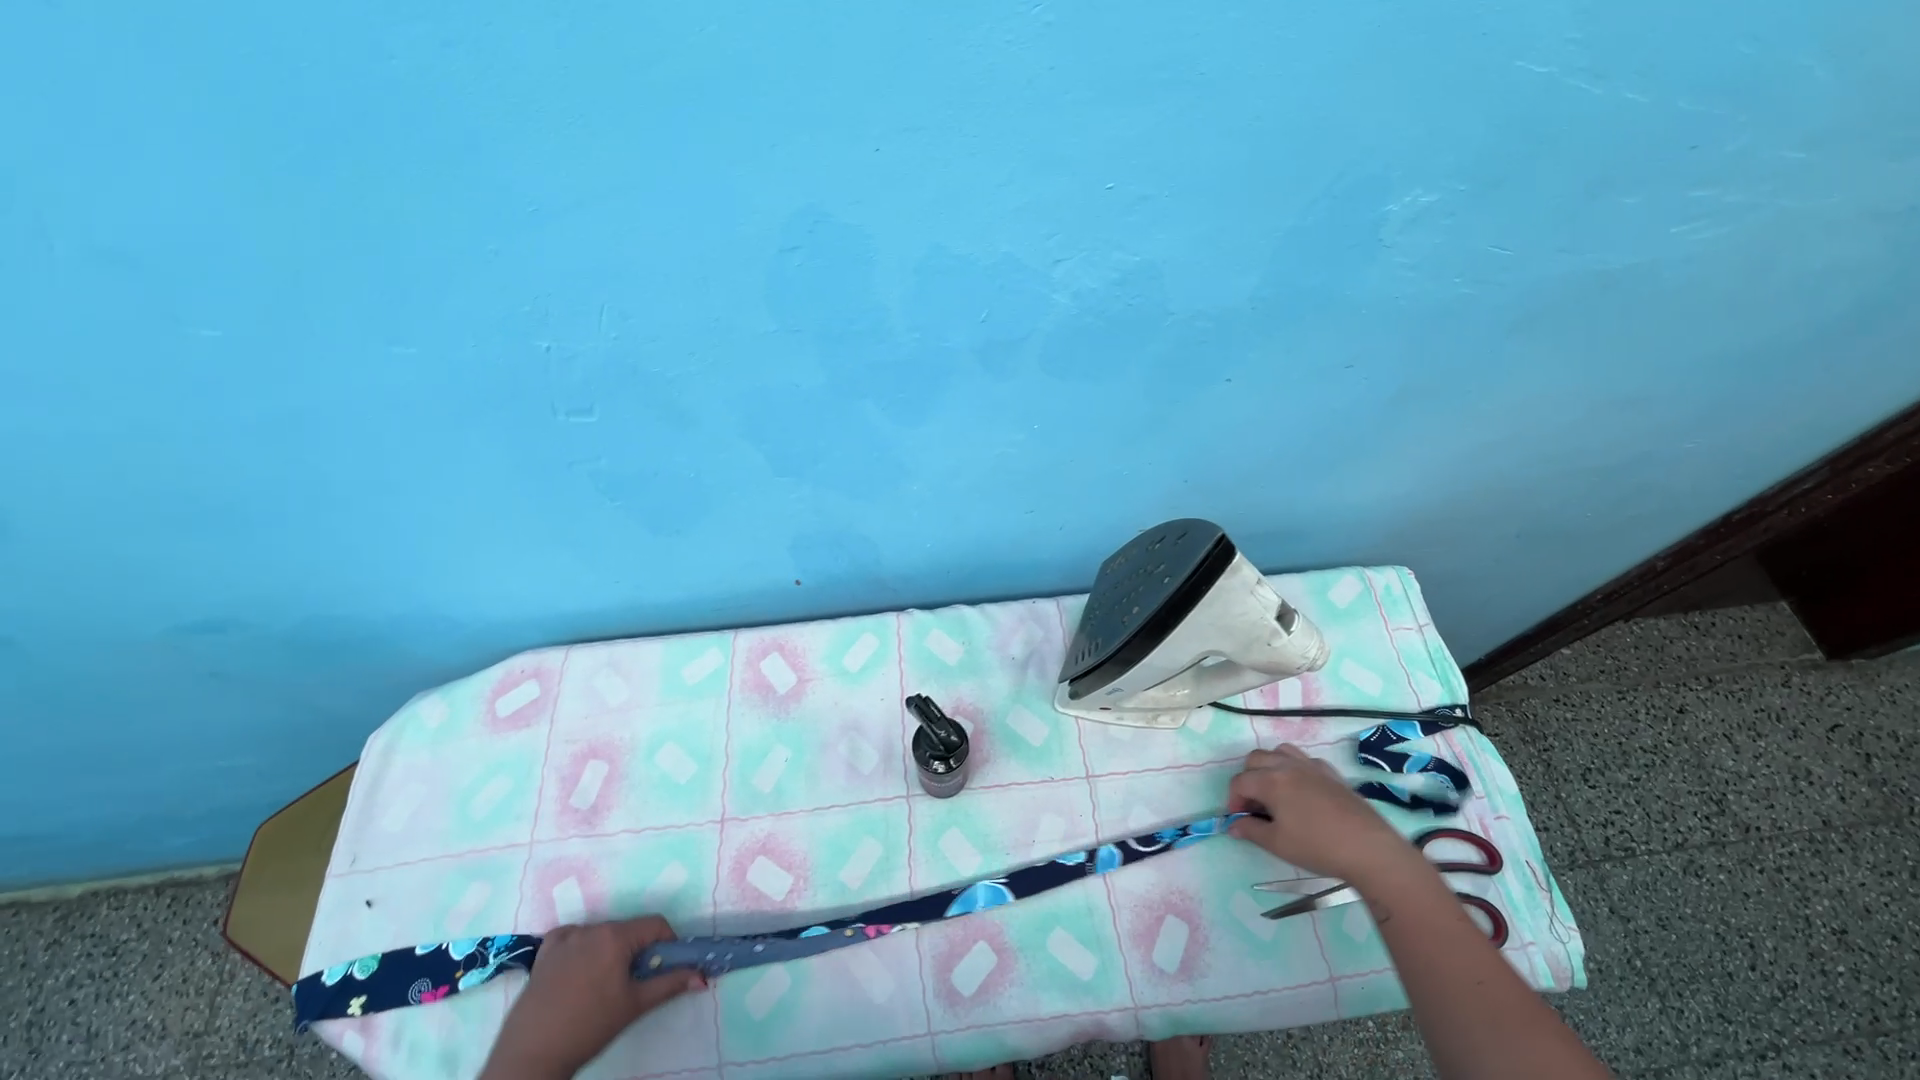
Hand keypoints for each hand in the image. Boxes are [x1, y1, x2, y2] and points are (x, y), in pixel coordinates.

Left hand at [480, 915, 703, 1079]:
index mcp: (615, 936)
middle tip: (634, 982)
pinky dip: (580, 948)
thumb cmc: (590, 1027)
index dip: (668, 943)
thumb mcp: (636, 1005)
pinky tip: (578, 971)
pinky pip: (570, 938)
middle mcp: (590, 929)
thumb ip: (670, 984)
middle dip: (637, 950)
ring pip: (600, 935)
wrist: (533, 1055)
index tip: (664, 968)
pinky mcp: (543, 953)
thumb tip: (702, 978)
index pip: (655, 925)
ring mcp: (563, 939)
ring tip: (604, 984)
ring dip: (610, 950)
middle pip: (627, 929)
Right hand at [1226, 746, 1418, 886]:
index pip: (1240, 781)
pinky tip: (1302, 791)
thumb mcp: (1277, 843)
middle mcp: (1289, 766)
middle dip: (1248, 779)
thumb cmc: (1317, 846)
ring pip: (1281, 752)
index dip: (1233, 800)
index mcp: (1271, 781)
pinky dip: (1295, 768)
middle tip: (1255, 806)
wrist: (1369, 848)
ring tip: (1274, 793)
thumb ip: (1250, 830)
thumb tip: (1232, 825)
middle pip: (1256, 759)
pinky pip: (1305, 760)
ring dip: (1270, 767)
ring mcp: (1313, 766)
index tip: (1238, 820)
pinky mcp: (1332, 774)